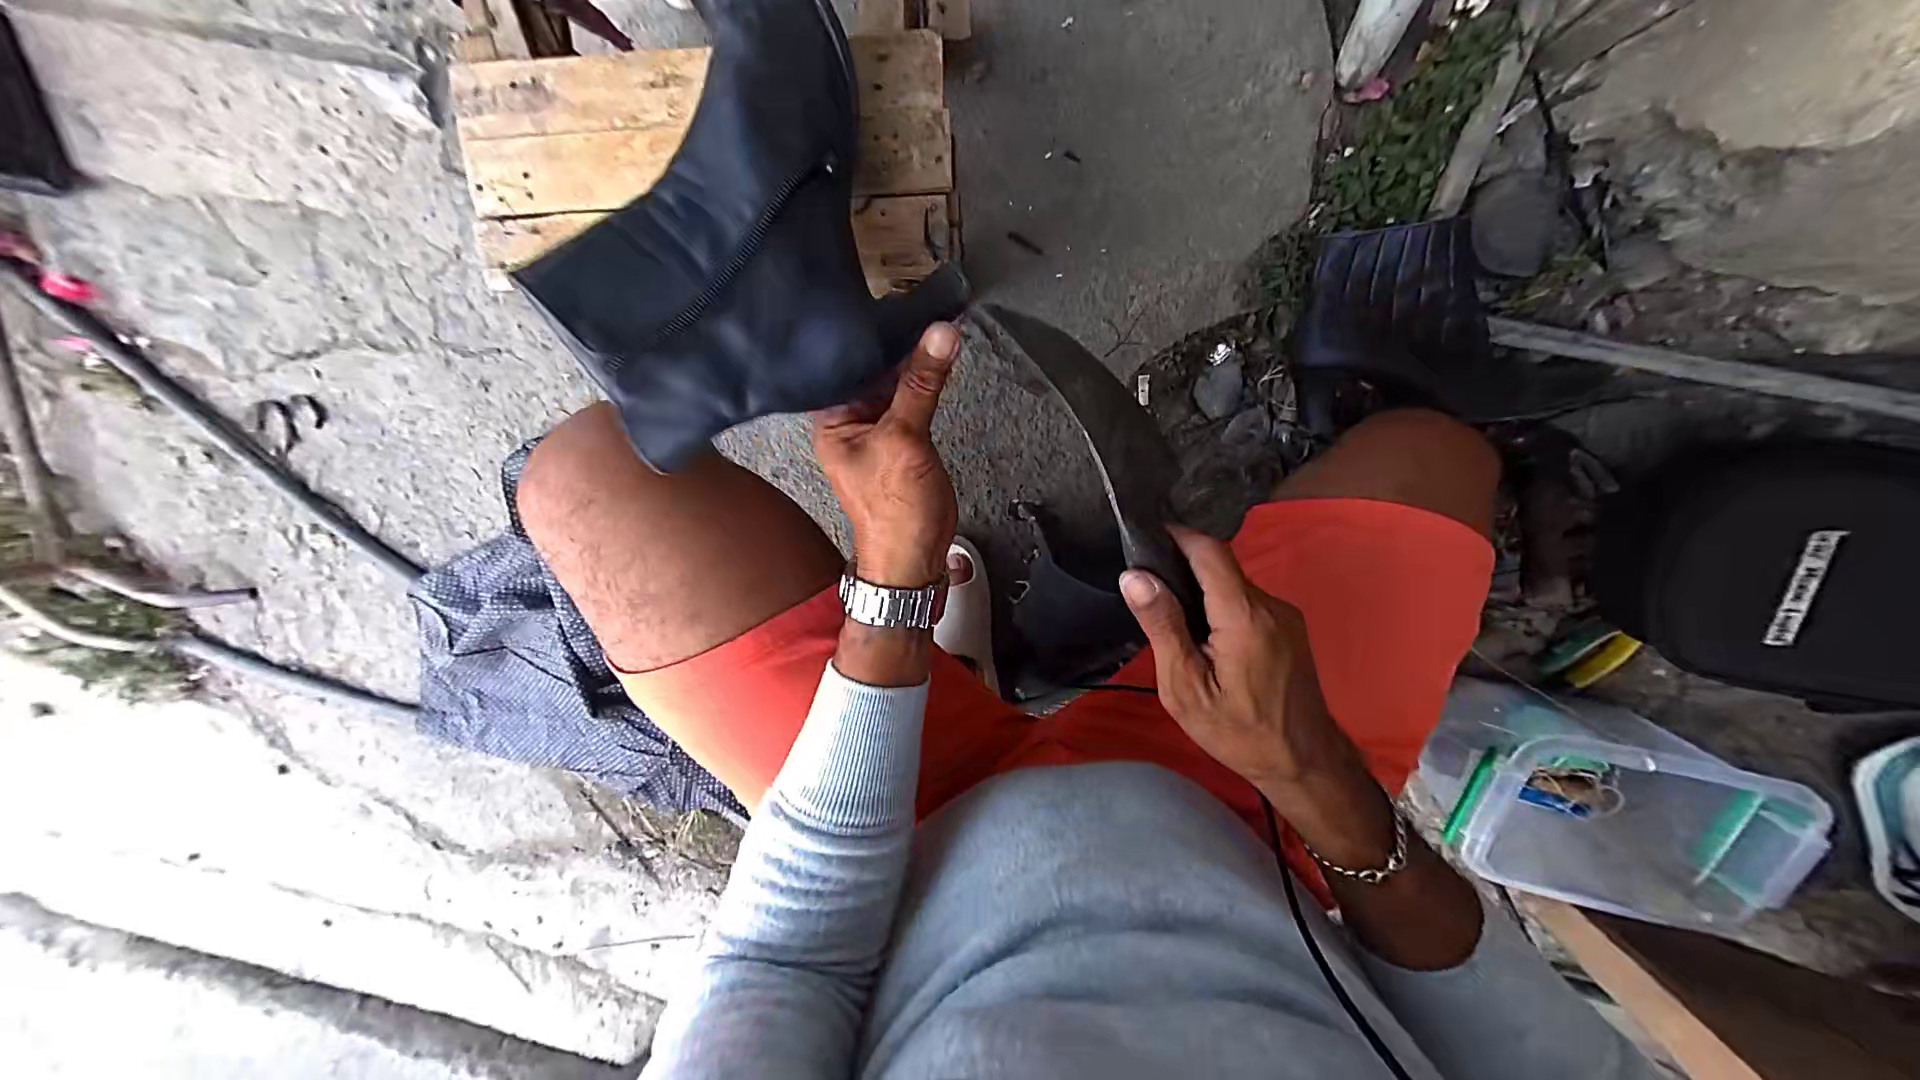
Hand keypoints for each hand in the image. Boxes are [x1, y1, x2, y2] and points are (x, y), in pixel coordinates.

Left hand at [812, 322, 960, 587]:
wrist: (915, 553)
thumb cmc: (893, 510)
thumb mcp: (904, 439)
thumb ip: (922, 385)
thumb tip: (940, 335)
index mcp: (832, 419)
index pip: (846, 364)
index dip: (866, 333)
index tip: (886, 298)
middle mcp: (850, 421)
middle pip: (872, 370)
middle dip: (894, 342)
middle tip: (916, 300)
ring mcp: (878, 429)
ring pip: (896, 383)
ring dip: (915, 360)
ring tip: (933, 319)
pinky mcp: (904, 437)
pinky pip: (913, 399)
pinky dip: (927, 380)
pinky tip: (939, 356)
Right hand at [1124, 530, 1485, 969]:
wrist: (1304, 763)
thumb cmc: (1238, 730)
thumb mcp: (1185, 686)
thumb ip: (1163, 625)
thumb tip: (1134, 576)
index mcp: (1244, 616)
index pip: (1209, 551)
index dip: (1177, 536)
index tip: (1144, 536)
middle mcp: (1270, 605)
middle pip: (1221, 565)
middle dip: (1182, 567)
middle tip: (1147, 590)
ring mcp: (1285, 616)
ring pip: (1233, 583)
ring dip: (1201, 590)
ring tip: (1171, 620)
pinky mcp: (1290, 628)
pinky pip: (1247, 601)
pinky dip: (1220, 606)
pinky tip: (1203, 637)